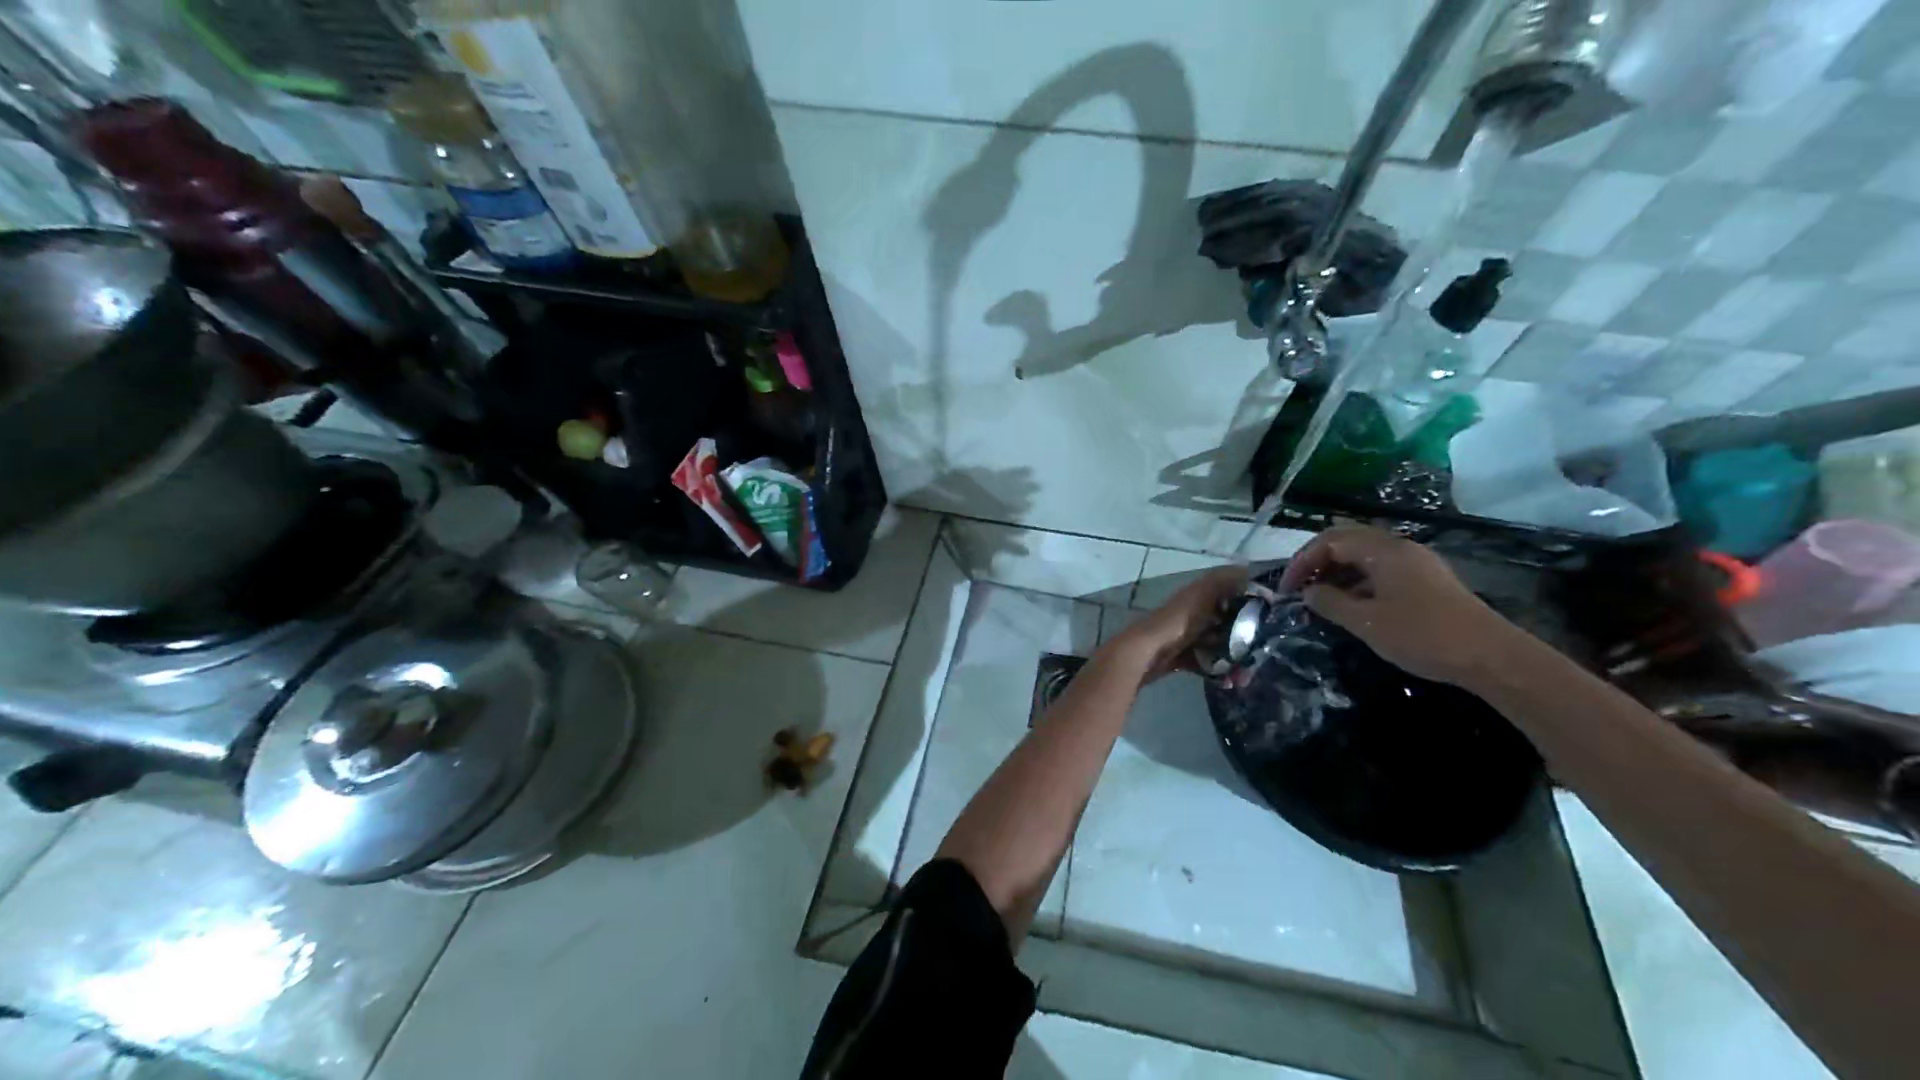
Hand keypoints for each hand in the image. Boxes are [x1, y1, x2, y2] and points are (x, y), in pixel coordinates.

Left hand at [1111, 566, 1247, 680]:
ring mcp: (1185, 636)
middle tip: (1259, 656)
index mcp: (1197, 596)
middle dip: (1245, 640)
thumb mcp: (1202, 595)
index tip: (1270, 620)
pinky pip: (1204, 663)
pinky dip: (1217, 672)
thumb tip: (1246, 568)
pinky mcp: (1179, 657)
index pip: (1229, 596)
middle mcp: (1192, 614)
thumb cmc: (1178, 622)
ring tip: (1244, 676)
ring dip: (1233, 660)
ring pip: (1217, 647)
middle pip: (1225, 625)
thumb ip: (1223, 581)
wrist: (1145, 652)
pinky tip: (1227, 681)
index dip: (1249, 605)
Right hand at [1278, 525, 1524, 685]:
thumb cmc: (1422, 635)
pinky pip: (1382, 570)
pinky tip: (1351, 606)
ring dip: (1337, 572)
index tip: (1286, 589)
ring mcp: (1417, 563)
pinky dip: (1358, 582)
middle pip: (1347, 541)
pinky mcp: (1427, 581)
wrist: (1491, 657)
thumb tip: (1307, 592)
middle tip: (1298, 588)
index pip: (1330, 541)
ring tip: (1320, 599)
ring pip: (1365, 556)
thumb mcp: (1365, 622)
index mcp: (1384, 550)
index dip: (1302, 561)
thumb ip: (1330, 602)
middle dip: (1317, 562)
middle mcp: (1400, 547)